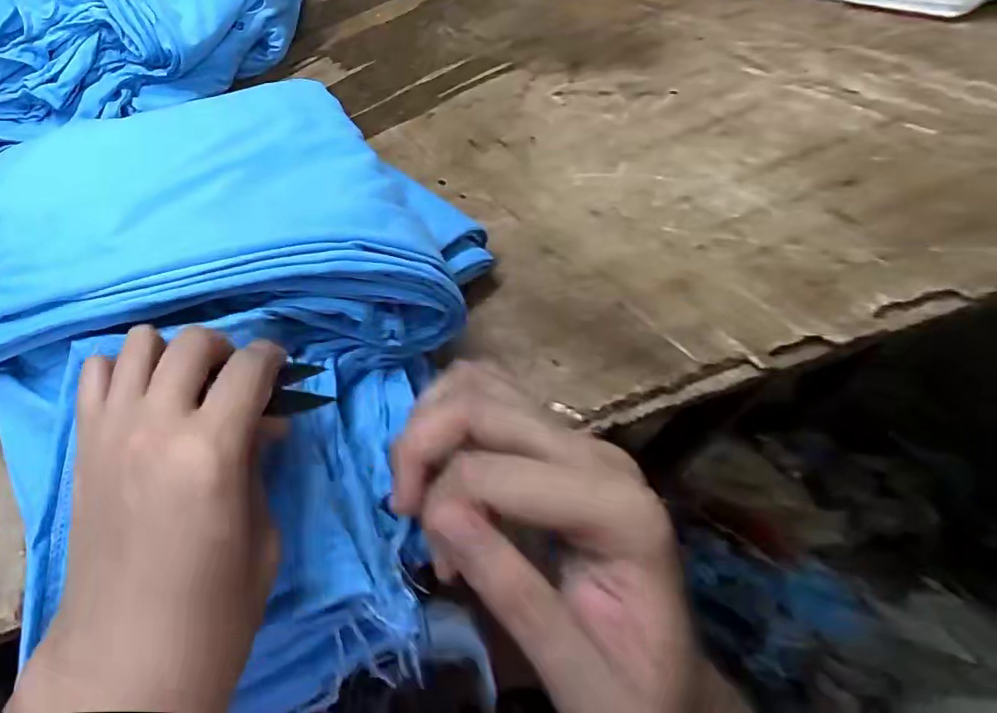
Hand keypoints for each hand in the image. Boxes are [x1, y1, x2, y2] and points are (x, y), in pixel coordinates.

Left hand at [9, 326, 286, 712]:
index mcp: (211, 450)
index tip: (278, 362)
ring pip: (138, 341)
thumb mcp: (261, 540)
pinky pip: (92, 370)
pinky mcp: (82, 435)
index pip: (247, 369)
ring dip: (168, 352)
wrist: (127, 648)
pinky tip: (136, 396)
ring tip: (182, 383)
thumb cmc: (211, 612)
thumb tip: (266, 417)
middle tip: (233, 377)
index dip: (271, 356)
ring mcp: (112, 423)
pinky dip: (117, 368)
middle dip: (223, 348)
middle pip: (191, 341)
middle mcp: (156, 420)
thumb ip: (260, 462)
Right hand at [391, 363, 747, 712]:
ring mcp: (576, 437)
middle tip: (402, 508)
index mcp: (622, 512)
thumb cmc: (626, 685)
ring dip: (424, 425)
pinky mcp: (552, 432)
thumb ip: (515, 597)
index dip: (439, 507)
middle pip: (474, 408)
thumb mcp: (580, 676)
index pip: (487, 471)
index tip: (436, 564)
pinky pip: (480, 385)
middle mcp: (601, 457)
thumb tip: (438, 514)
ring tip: (419, 481)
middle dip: (417, 450)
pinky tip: (436, 456)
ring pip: (470, 383)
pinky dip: (440, 409)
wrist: (663, 676)